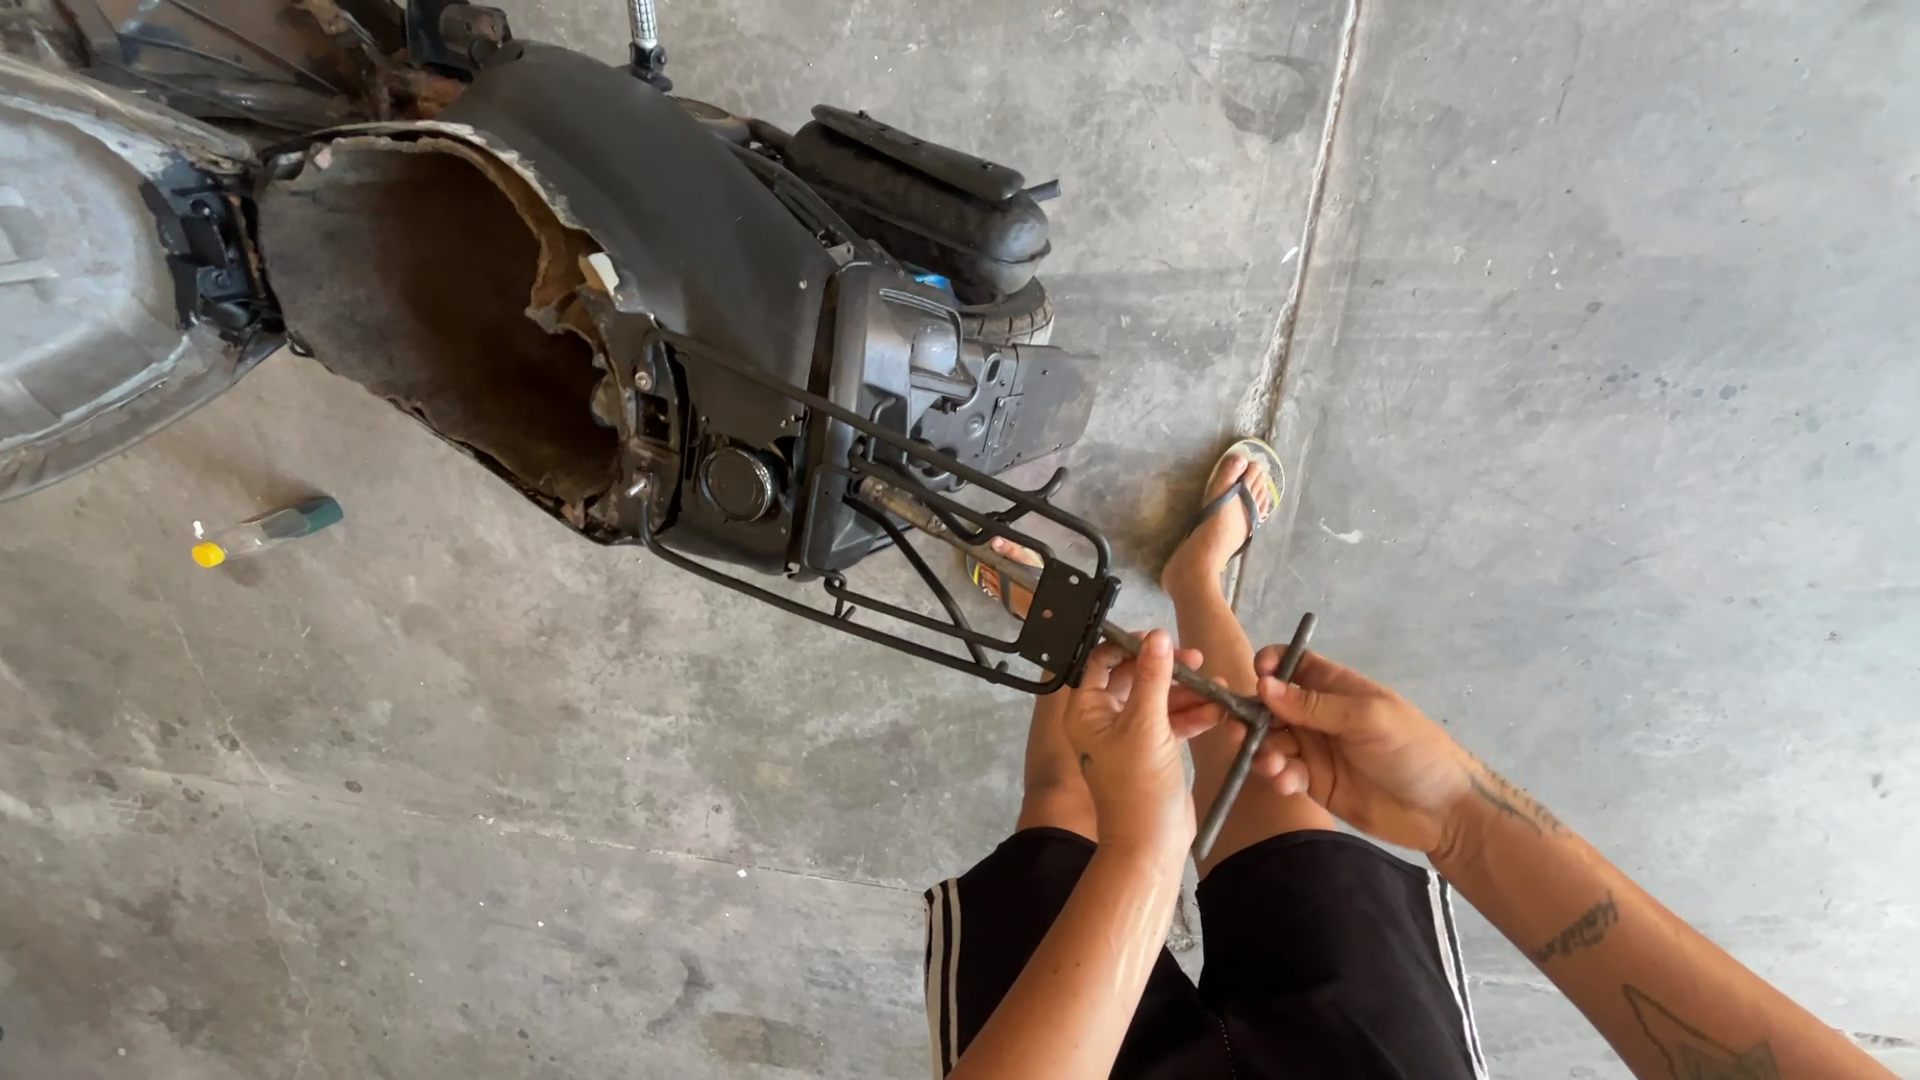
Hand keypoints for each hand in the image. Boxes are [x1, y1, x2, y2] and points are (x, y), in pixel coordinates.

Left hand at [1063, 631, 1229, 855]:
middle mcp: (1101, 718)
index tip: (1161, 638)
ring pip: (1155, 699)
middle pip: (1132, 677)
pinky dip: (1190, 716)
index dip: (1129, 645)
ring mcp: (1127, 734)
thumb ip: (1152, 676)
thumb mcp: (1146, 723)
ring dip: (1185, 693)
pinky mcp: (1151, 750)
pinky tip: (1217, 712)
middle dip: (1165, 669)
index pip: (1100, 661)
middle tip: (1196, 660)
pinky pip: (1169, 723)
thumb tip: (1157, 636)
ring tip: (1217, 685)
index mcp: (1085, 709)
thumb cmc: (1139, 782)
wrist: (1152, 844)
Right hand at [1255, 648, 1470, 853]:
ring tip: (1271, 765)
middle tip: (1236, 728)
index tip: (1257, 679)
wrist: (1444, 812)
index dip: (1269, 666)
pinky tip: (1286, 783)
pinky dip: (1277, 776)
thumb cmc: (1412, 750)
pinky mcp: (1312, 782)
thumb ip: (1312, 704)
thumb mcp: (1366, 718)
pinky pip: (1282, 773)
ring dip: (1261, 750)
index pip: (1291, 664)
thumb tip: (1262, 686)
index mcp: (1332, 688)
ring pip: (1269, 741)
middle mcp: (1315, 715)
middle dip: (1248, 714)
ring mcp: (1312, 749)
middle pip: (1267, 706)